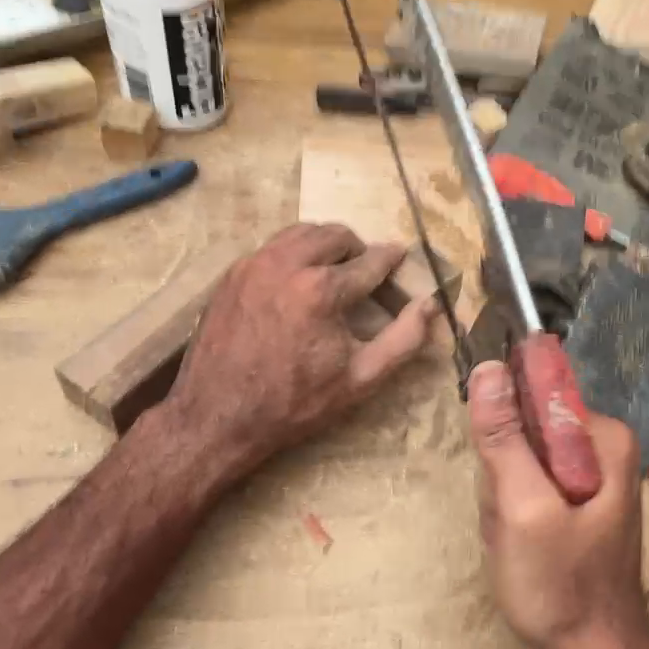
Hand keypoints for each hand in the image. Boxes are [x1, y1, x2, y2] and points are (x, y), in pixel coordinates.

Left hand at [160, 223, 439, 478]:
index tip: (401, 255)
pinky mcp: (233, 274)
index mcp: (323, 289)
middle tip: (366, 268)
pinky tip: (298, 281)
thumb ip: (403, 339)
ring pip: (301, 232)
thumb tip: (430, 305)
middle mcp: (287, 264)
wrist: (218, 416)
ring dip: (325, 243)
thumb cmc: (295, 403)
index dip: (391, 259)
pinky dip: (294, 253)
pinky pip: (272, 247)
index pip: (370, 261)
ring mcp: (255, 265)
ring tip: (334, 268)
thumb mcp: (360, 379)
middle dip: (358, 246)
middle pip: (335, 234)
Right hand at [467, 360, 648, 648]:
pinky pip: (529, 487)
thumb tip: (489, 367)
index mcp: (603, 435)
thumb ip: (503, 437)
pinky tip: (521, 546)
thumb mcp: (522, 507)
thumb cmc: (560, 585)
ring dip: (504, 500)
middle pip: (523, 430)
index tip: (500, 479)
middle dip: (503, 476)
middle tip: (509, 520)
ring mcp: (591, 474)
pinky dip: (514, 515)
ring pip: (519, 461)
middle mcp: (603, 445)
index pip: (532, 395)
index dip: (503, 433)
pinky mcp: (578, 499)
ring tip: (515, 539)